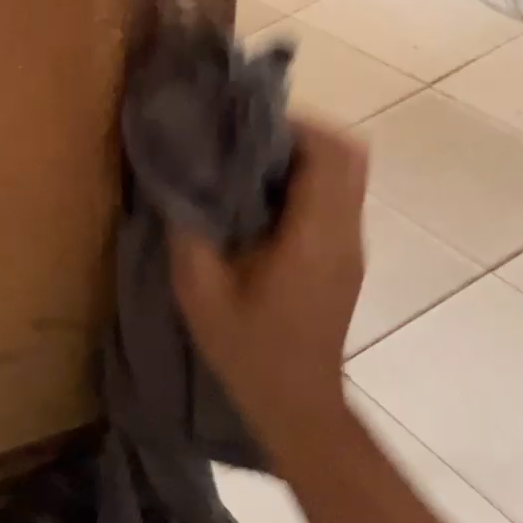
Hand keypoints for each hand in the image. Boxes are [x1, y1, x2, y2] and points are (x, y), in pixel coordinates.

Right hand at [169, 119, 367, 440]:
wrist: (294, 402)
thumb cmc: (246, 346)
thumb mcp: (199, 288)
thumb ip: (187, 227)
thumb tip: (174, 176)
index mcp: (314, 238)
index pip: (329, 157)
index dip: (290, 126)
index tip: (239, 120)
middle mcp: (344, 234)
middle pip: (348, 155)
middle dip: (296, 131)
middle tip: (239, 134)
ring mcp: (349, 245)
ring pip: (344, 173)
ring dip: (299, 153)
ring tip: (240, 157)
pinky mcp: (341, 255)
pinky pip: (332, 196)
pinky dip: (301, 178)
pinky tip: (252, 193)